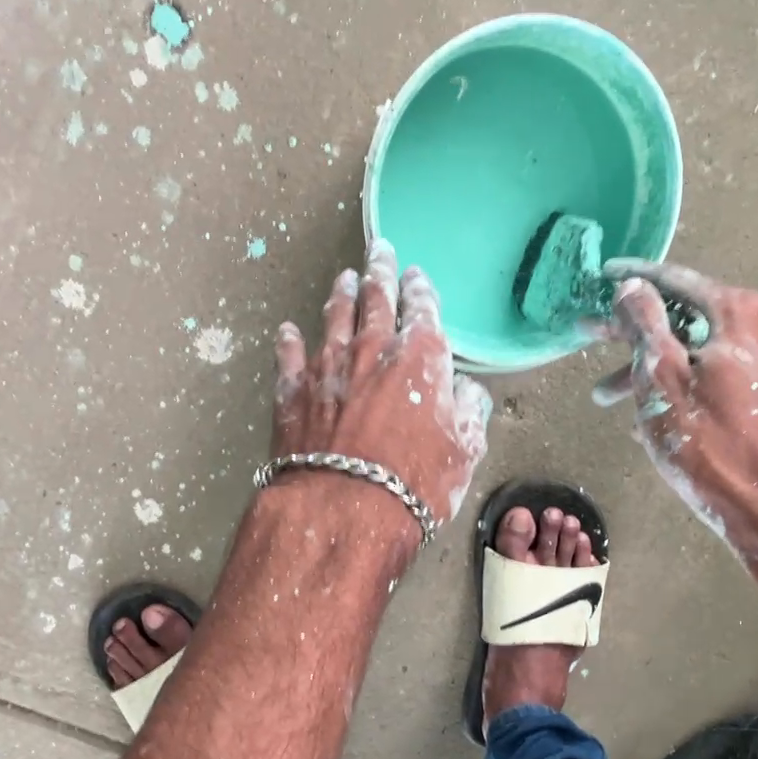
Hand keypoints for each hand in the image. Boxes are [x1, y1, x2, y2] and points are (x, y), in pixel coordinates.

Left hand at [271, 239, 490, 548]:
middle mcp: (372, 349)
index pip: (423, 310)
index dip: (421, 290)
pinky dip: (289, 340)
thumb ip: (469, 413)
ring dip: (340, 294)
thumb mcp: (464, 453)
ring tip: (343, 277)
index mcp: (419, 357)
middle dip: (380, 272)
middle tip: (379, 249)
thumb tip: (467, 392)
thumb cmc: (414, 483)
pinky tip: (288, 330)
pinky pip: (289, 355)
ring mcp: (327, 366)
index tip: (417, 274)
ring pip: (334, 317)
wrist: (342, 509)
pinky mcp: (291, 391)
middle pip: (375, 299)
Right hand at [593, 259, 757, 541]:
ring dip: (645, 367)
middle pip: (680, 316)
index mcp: (734, 313)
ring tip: (605, 397)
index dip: (630, 279)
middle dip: (629, 330)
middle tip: (587, 335)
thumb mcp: (662, 378)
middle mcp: (756, 327)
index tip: (599, 276)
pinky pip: (707, 376)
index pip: (672, 280)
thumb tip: (631, 286)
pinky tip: (644, 415)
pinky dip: (674, 386)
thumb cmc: (709, 443)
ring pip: (691, 350)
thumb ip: (644, 324)